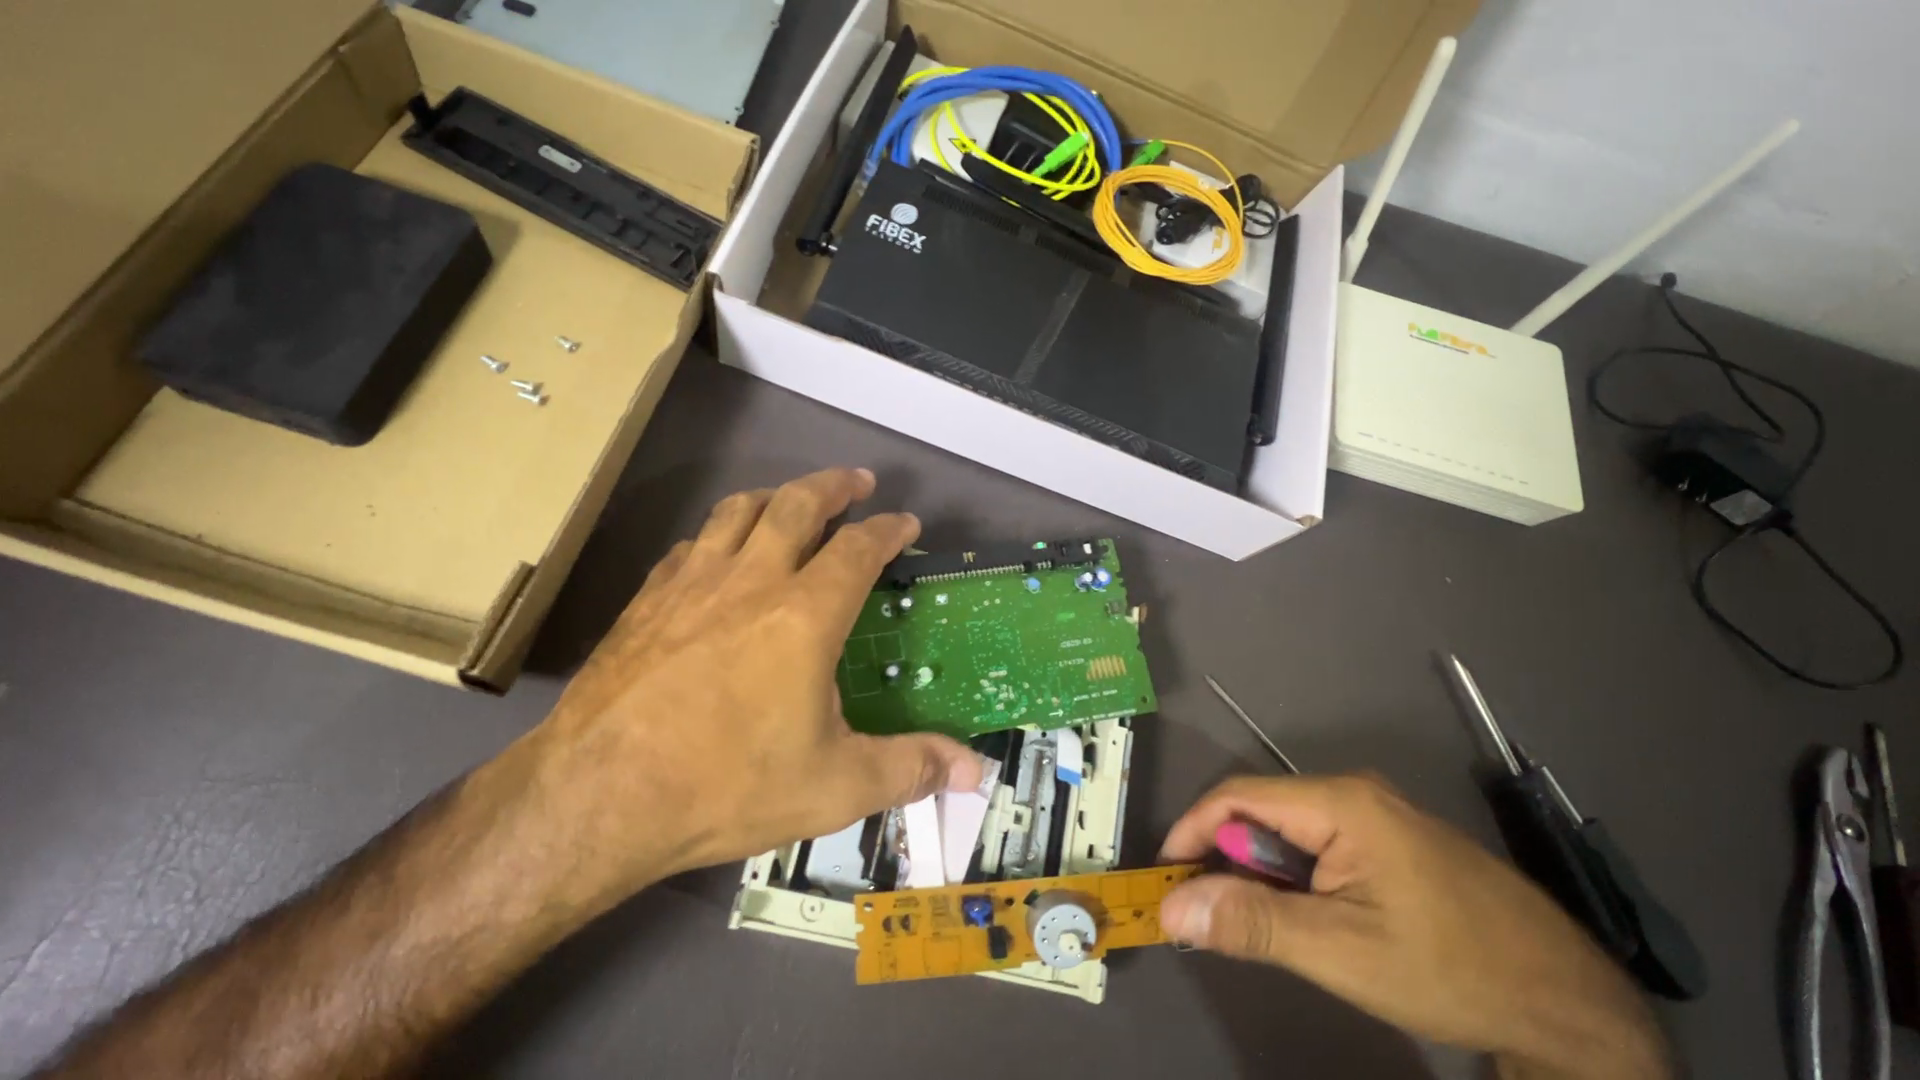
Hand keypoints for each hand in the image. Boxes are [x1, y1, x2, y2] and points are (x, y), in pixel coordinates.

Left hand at [506, 468, 981, 910]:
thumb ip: (909, 769)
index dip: (887, 530)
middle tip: (857, 481)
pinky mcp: (645, 603)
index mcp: (804, 616)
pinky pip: (692, 546)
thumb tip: (975, 771)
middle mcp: (749, 582)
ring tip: (791, 500)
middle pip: (796, 505)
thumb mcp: (835, 787)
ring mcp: (690, 586)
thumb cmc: (728, 786)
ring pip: (737, 511)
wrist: (600, 796)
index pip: (857, 550)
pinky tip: (717, 555)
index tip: (904, 522)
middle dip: (833, 486)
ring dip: (774, 496)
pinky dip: (719, 536)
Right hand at [1158, 775, 1670, 1079]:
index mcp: (1342, 803)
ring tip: (1260, 928)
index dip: (1192, 832)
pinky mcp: (1397, 846)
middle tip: (1211, 918)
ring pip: (1292, 835)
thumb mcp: (1340, 951)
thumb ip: (1251, 923)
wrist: (1567, 1002)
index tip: (1167, 881)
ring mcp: (1382, 819)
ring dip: (1262, 876)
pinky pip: (1323, 849)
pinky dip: (1296, 881)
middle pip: (1263, 813)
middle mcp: (1358, 795)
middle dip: (1227, 862)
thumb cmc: (1449, 968)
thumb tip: (1172, 907)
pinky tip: (1309, 923)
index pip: (1238, 796)